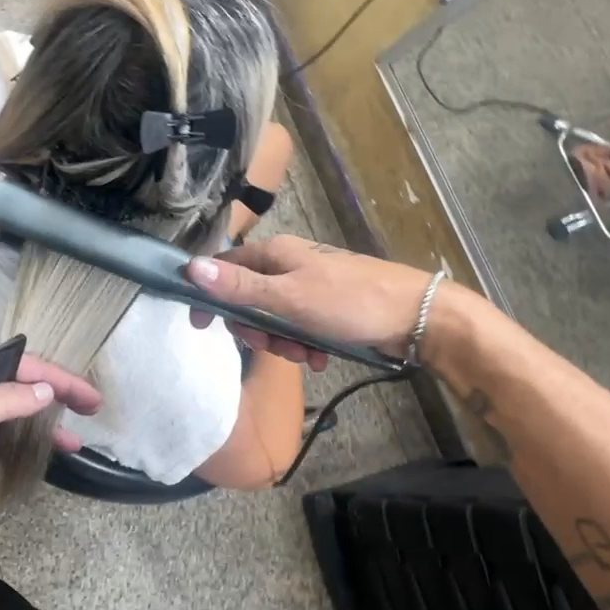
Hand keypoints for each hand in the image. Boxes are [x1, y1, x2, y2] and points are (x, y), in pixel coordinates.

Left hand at [0, 342, 101, 494]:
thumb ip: (13, 399)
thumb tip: (46, 390)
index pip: (33, 366)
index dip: (67, 382)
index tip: (94, 400)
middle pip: (25, 379)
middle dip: (58, 396)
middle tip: (91, 412)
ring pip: (11, 400)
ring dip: (40, 417)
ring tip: (71, 439)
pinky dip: (17, 427)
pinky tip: (32, 442)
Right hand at [184, 235, 445, 365]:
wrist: (420, 316)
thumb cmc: (350, 303)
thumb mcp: (288, 299)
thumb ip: (238, 287)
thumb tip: (189, 268)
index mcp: (274, 253)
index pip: (223, 268)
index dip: (208, 296)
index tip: (203, 327)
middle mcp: (288, 263)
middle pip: (247, 297)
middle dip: (255, 328)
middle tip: (270, 346)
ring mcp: (310, 283)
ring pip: (274, 315)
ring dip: (282, 341)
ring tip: (306, 355)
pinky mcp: (329, 304)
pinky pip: (300, 324)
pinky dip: (304, 342)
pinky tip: (320, 357)